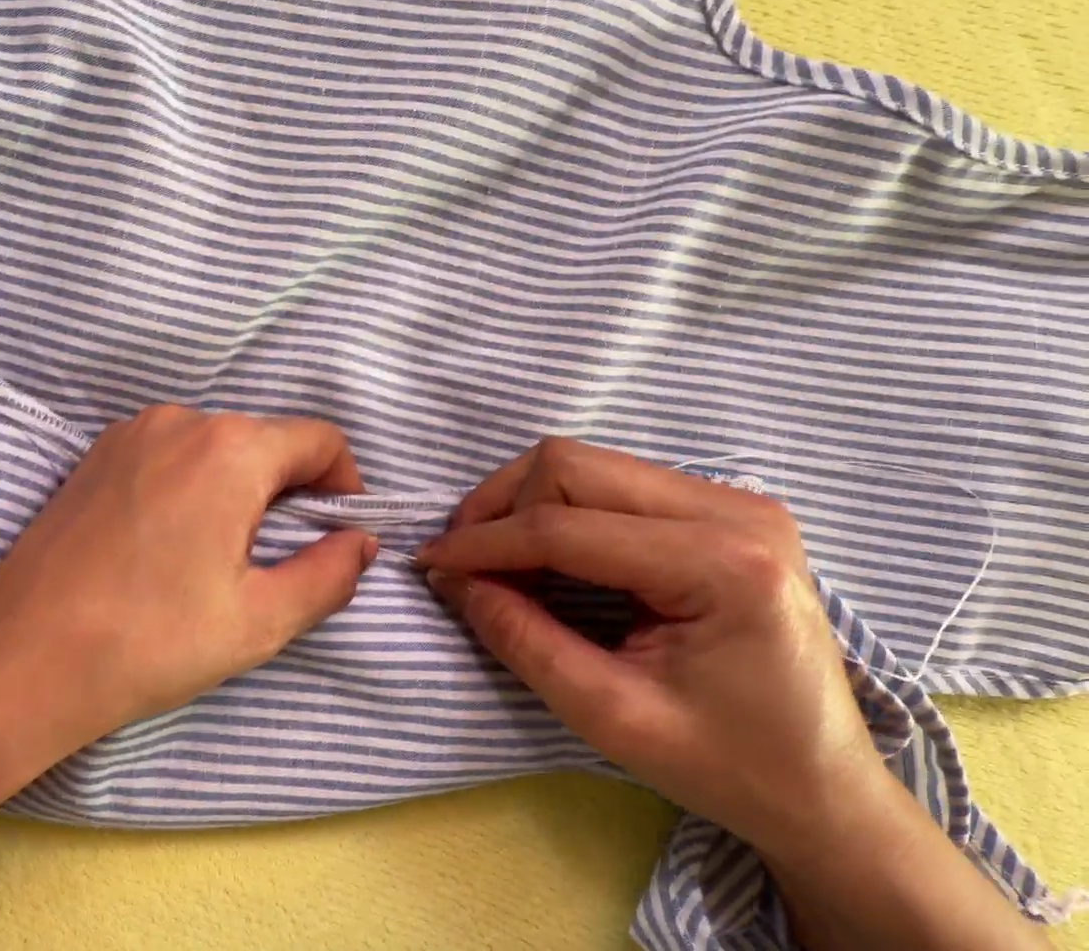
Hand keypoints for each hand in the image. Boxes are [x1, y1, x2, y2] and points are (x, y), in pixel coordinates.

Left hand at [0, 404, 379, 800]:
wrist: (24, 659)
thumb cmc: (150, 641)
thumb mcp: (260, 619)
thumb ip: (329, 573)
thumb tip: (359, 541)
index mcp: (228, 447)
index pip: (318, 440)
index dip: (344, 487)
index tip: (336, 537)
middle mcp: (178, 420)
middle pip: (264, 441)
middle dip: (288, 493)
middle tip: (275, 562)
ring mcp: (127, 434)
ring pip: (214, 448)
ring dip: (236, 490)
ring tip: (215, 561)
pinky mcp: (92, 457)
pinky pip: (167, 456)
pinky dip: (189, 487)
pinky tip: (166, 546)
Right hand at [413, 437, 881, 858]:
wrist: (826, 790)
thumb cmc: (726, 766)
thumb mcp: (607, 714)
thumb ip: (520, 637)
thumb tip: (450, 579)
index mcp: (723, 566)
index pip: (563, 526)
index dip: (483, 542)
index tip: (428, 564)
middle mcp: (735, 511)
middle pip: (571, 465)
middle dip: (499, 508)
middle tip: (463, 561)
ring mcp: (735, 502)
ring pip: (585, 464)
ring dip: (523, 505)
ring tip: (497, 560)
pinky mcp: (724, 509)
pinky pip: (611, 482)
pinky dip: (558, 511)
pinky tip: (544, 556)